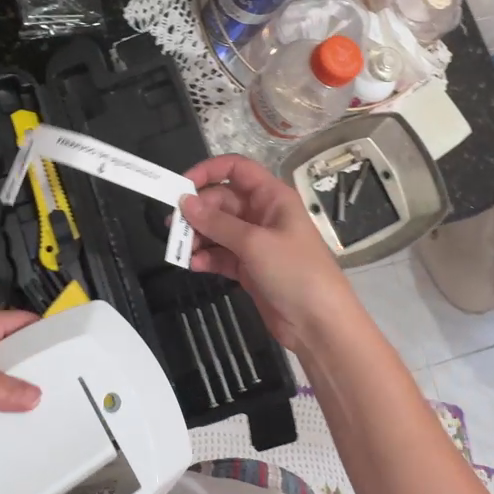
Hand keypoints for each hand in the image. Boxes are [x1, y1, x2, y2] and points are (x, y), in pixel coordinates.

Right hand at [180, 154, 354, 353]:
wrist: (320, 324)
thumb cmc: (295, 272)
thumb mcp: (255, 243)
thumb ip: (217, 222)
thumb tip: (184, 202)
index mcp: (272, 197)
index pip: (237, 169)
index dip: (209, 171)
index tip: (181, 185)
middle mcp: (262, 214)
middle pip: (222, 201)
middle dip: (197, 211)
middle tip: (173, 227)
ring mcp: (256, 242)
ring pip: (218, 229)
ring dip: (198, 236)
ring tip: (181, 250)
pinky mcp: (249, 268)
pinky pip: (221, 254)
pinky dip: (207, 257)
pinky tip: (194, 265)